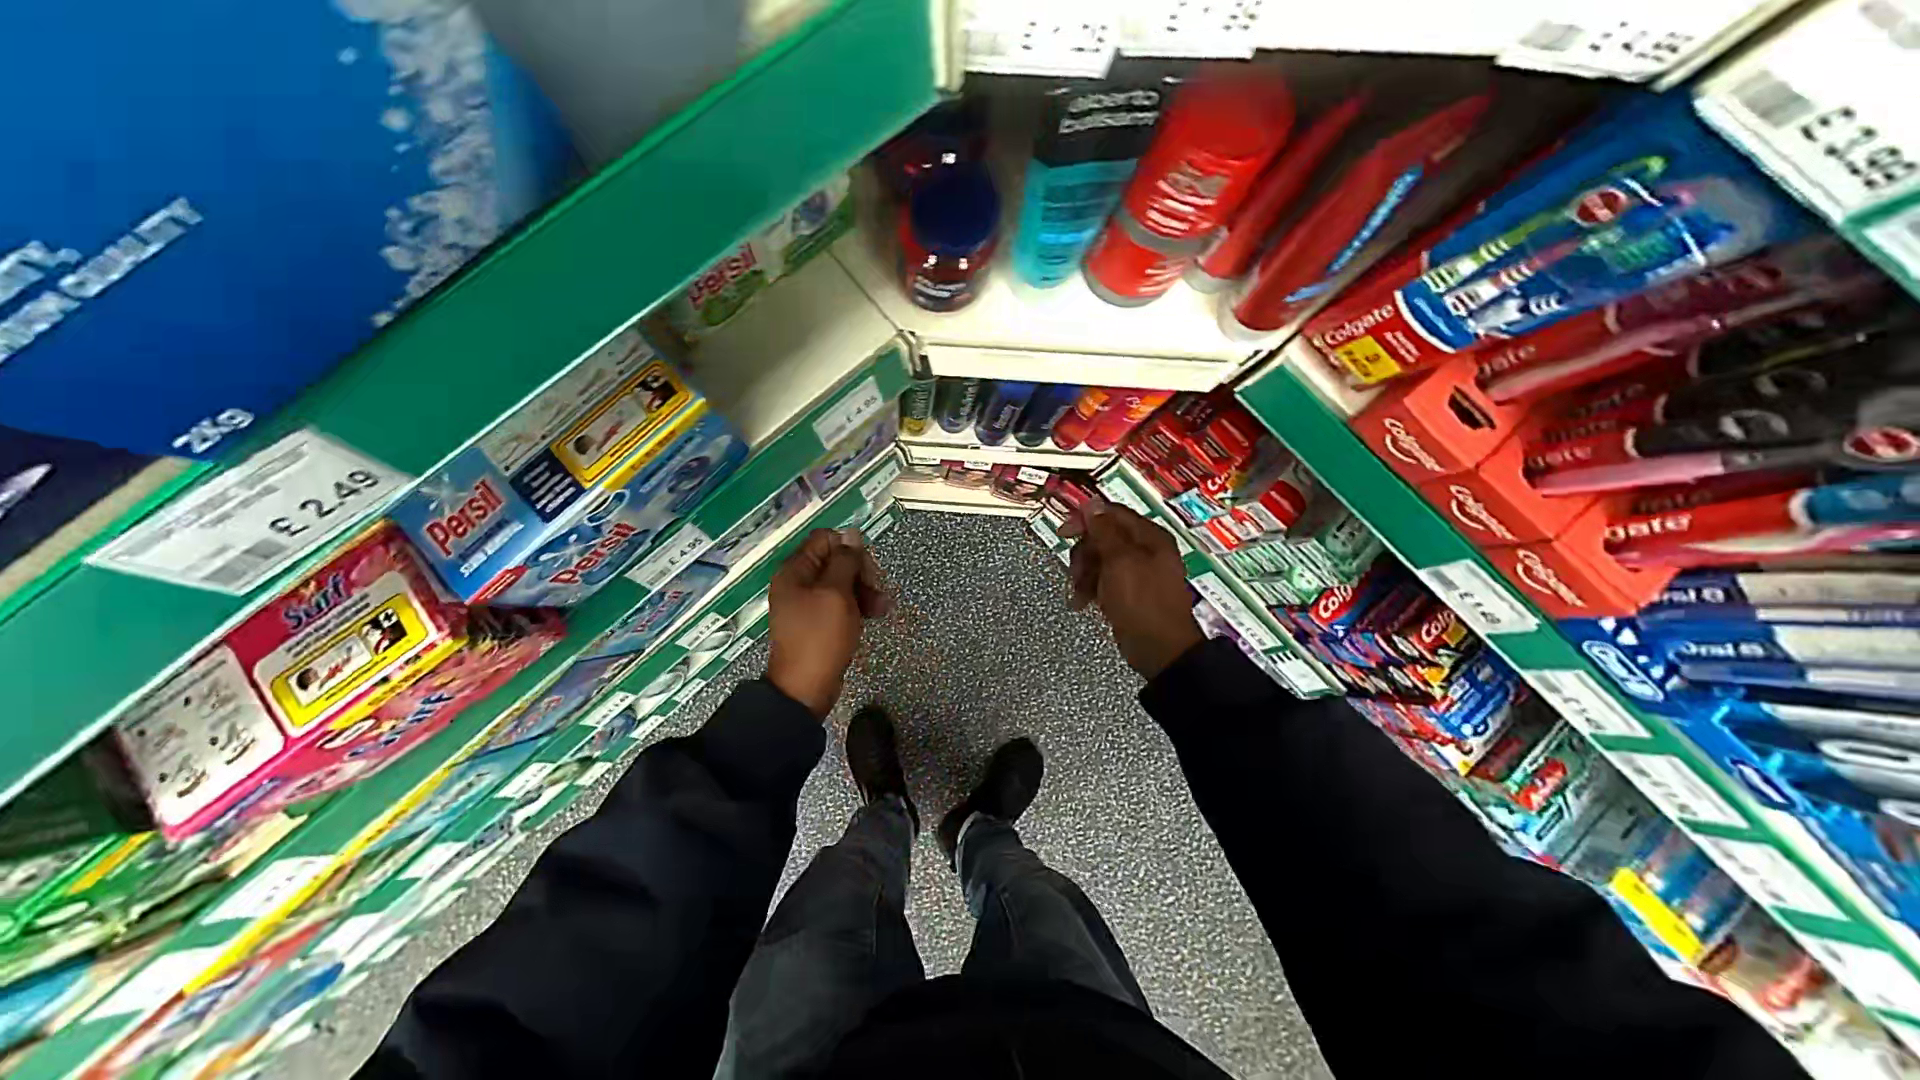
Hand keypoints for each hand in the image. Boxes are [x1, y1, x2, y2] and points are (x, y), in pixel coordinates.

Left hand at [767, 528, 889, 716]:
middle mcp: (798, 583)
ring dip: (864, 590)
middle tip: (876, 591)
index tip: (865, 569)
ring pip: (842, 582)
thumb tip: (851, 533)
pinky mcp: (818, 622)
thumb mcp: (836, 594)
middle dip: (861, 572)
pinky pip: (841, 603)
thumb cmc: (820, 638)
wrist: (805, 689)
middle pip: (835, 560)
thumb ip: (845, 561)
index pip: (825, 539)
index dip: (849, 548)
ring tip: (882, 609)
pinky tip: (874, 615)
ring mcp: (807, 603)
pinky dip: (858, 605)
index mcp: (795, 571)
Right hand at [1062, 498, 1204, 679]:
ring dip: (1084, 573)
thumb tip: (1092, 504)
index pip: (1112, 513)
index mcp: (1149, 536)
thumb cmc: (1141, 602)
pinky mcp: (1129, 592)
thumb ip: (1104, 531)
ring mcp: (1137, 572)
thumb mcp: (1119, 561)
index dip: (1086, 519)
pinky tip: (1083, 601)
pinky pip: (1104, 580)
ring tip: (1080, 593)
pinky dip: (1091, 588)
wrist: (1159, 649)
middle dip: (1084, 553)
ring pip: (1100, 559)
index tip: (1064, 532)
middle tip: (1076, 572)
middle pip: (1103, 537)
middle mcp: (1145, 550)